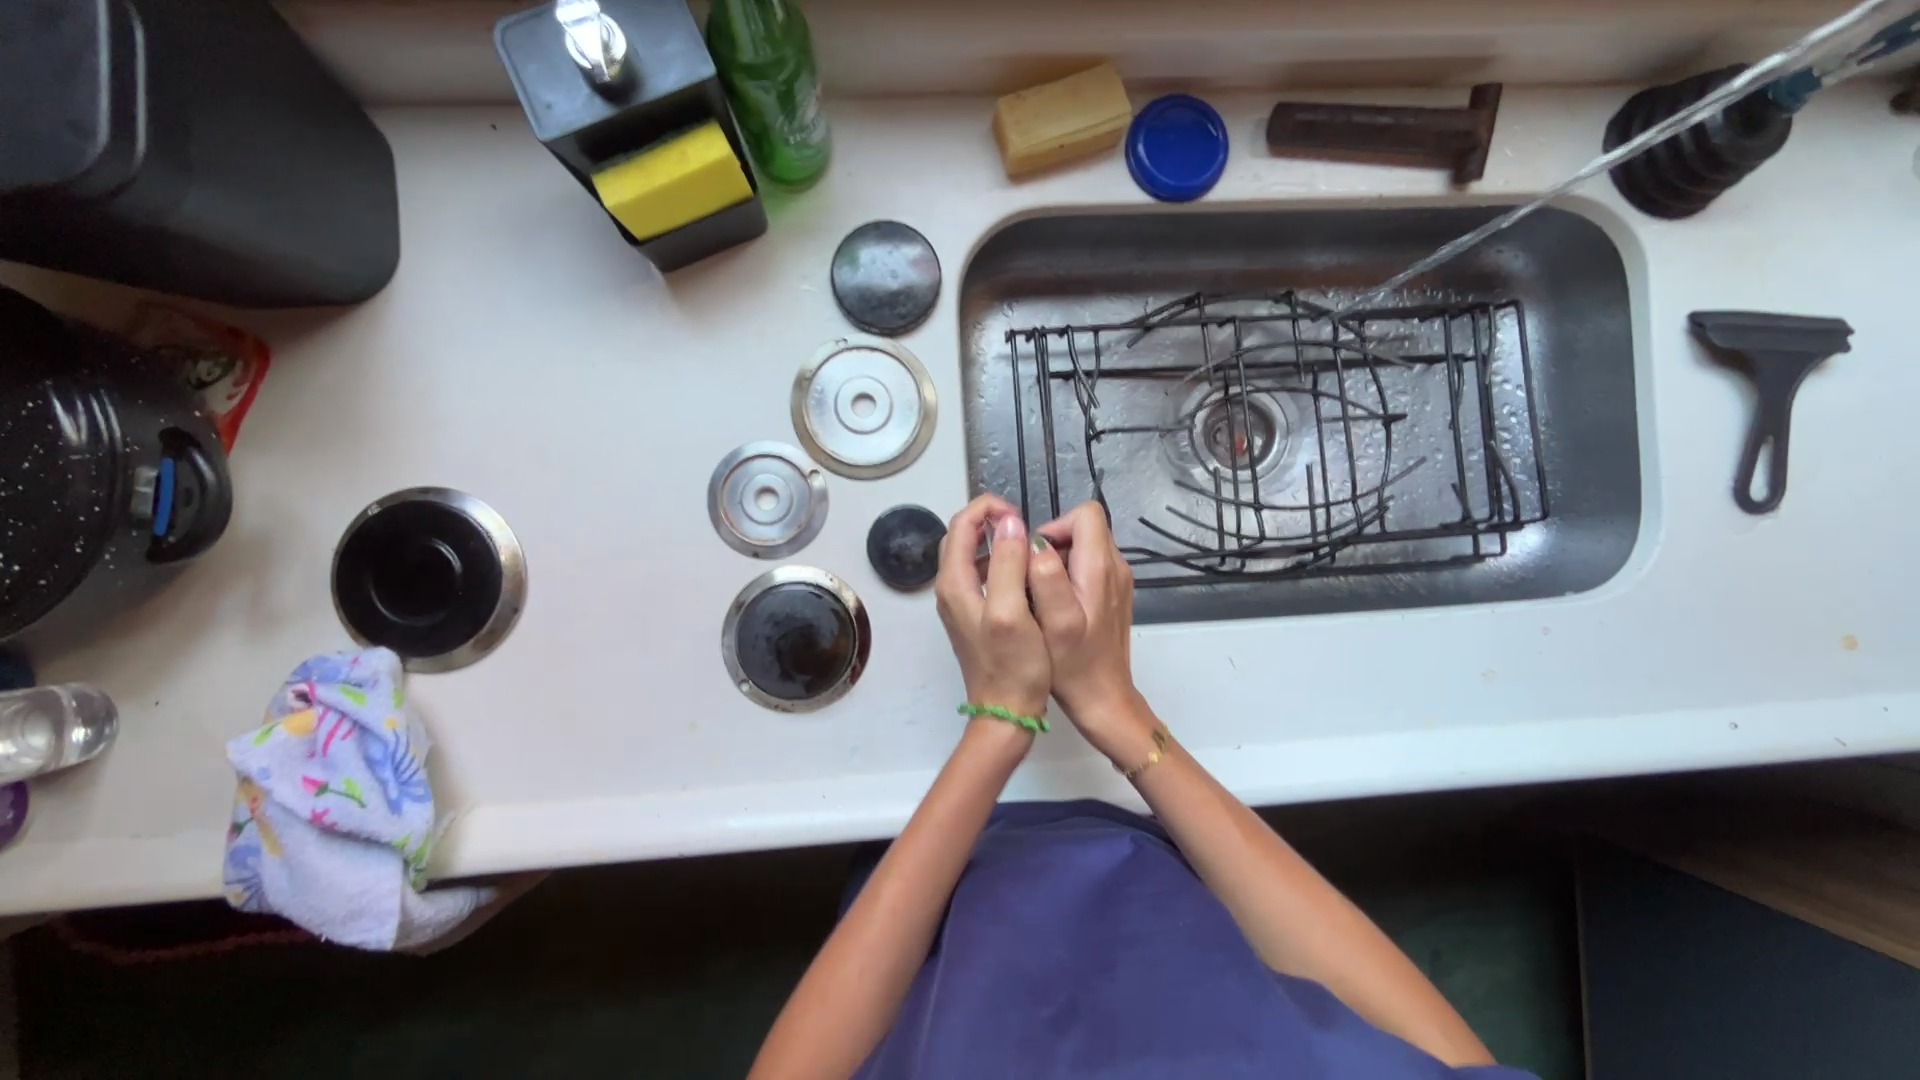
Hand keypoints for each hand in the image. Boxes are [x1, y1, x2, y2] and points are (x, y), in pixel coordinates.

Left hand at [934, 494, 1050, 721]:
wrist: (1005, 712)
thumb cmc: (1014, 666)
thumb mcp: (1012, 612)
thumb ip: (1007, 564)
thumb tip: (1008, 523)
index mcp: (954, 583)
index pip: (962, 524)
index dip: (989, 509)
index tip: (1021, 515)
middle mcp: (950, 589)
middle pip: (962, 537)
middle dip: (992, 521)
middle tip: (1025, 526)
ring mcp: (959, 603)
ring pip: (971, 556)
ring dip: (996, 542)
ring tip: (1027, 545)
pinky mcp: (973, 616)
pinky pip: (981, 576)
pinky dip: (1000, 564)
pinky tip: (1024, 576)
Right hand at [1027, 502, 1149, 753]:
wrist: (1102, 698)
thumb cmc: (1072, 664)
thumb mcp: (1052, 621)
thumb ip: (1045, 576)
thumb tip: (1035, 543)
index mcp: (1101, 567)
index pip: (1086, 514)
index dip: (1055, 526)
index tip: (1034, 555)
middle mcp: (1117, 567)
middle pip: (1085, 529)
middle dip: (1054, 544)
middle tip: (1033, 578)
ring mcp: (1119, 582)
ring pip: (1086, 547)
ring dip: (1060, 561)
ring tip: (1041, 594)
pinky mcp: (1115, 595)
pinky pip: (1090, 567)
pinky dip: (1071, 576)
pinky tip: (1056, 607)